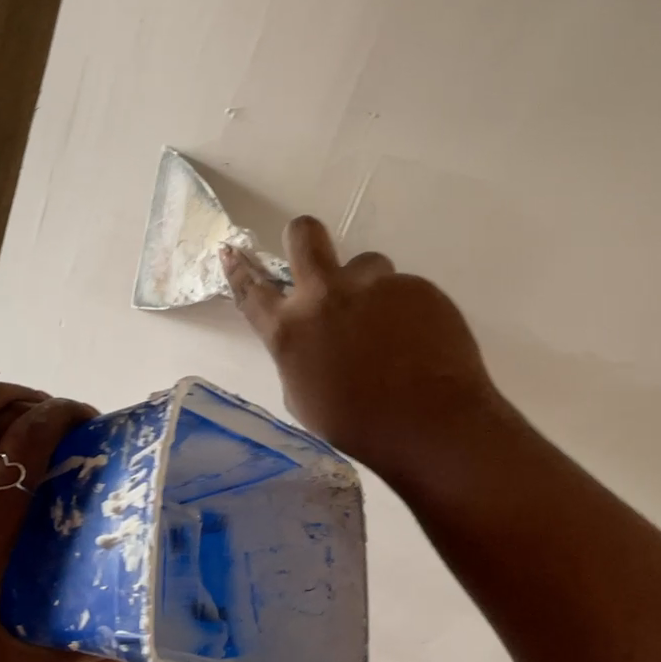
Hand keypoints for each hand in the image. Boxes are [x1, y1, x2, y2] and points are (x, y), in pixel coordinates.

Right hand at [221, 216, 502, 482]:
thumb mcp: (302, 397)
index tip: (231, 250)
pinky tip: (418, 343)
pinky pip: (403, 289)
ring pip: (365, 264)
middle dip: (301, 236)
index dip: (238, 269)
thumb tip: (310, 340)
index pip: (251, 290)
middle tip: (310, 249)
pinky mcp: (415, 287)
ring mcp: (372, 286)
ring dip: (367, 287)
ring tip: (386, 324)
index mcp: (289, 330)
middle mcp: (324, 296)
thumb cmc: (356, 425)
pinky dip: (405, 311)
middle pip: (304, 236)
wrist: (428, 424)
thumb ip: (297, 357)